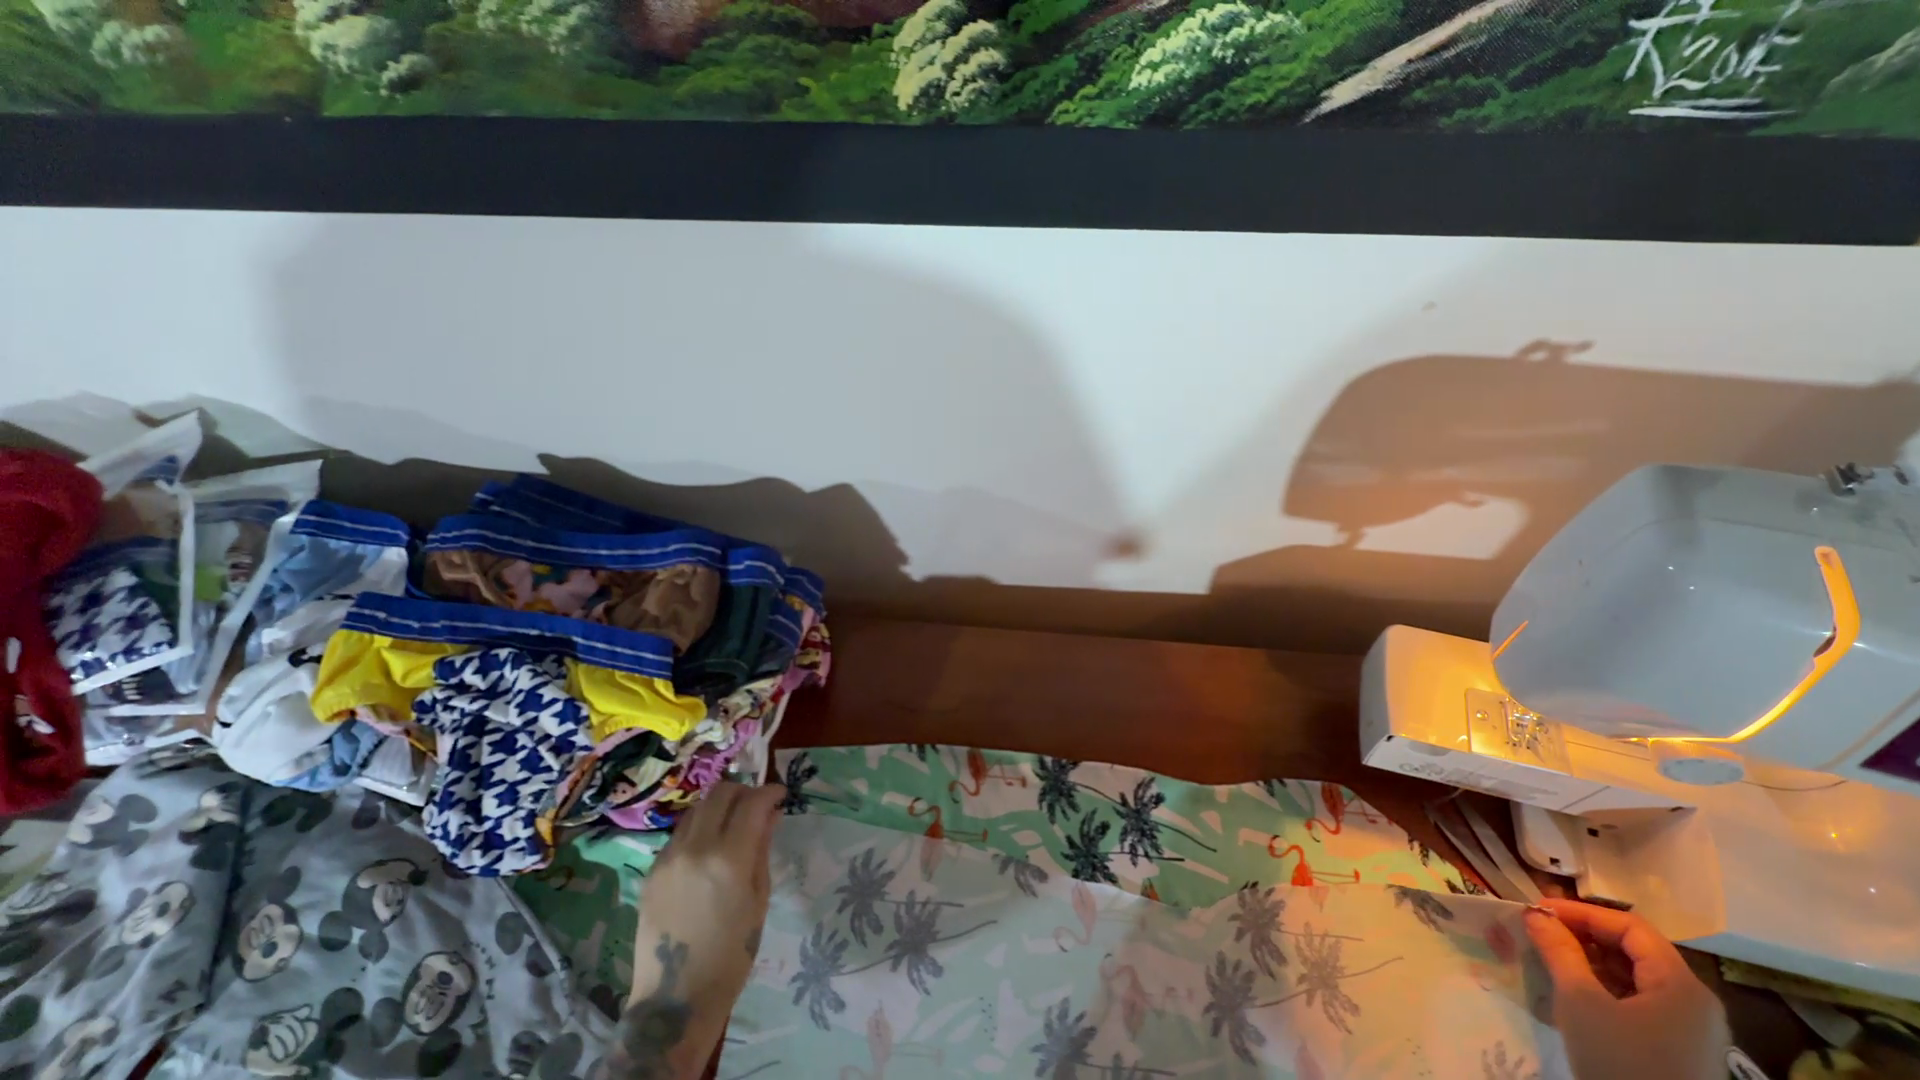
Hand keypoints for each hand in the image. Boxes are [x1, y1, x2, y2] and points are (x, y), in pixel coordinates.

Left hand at [610, 781, 783, 1079]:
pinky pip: (680, 833)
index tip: (781, 794)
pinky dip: (700, 827)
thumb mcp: (758, 901)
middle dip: (743, 791)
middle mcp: (695, 847)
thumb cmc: (731, 956)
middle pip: (719, 793)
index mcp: (728, 859)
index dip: (770, 792)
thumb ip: (762, 851)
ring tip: (733, 823)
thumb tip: (770, 815)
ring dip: (719, 806)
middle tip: (758, 805)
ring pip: (697, 808)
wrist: (676, 996)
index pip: (752, 802)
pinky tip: (709, 849)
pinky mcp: (653, 869)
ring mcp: (669, 856)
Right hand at [1524, 898, 1729, 1079]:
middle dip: (1587, 935)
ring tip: (1553, 959)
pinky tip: (1579, 994)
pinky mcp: (1683, 1050)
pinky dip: (1610, 989)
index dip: (1582, 912)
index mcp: (1681, 983)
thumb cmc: (1620, 1064)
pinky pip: (1645, 1003)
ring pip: (1639, 977)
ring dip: (1595, 962)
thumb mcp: (1580, 1003)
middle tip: (1542, 933)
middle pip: (1638, 949)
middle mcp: (1696, 1000)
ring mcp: (1694, 1028)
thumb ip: (1559, 952)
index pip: (1630, 926)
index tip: (1538, 911)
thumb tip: (1535, 914)